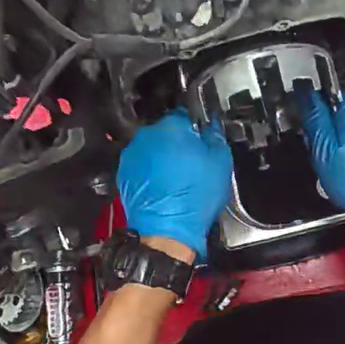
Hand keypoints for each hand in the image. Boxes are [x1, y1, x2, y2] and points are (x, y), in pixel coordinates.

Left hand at [116, 109, 233, 259]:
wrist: (168, 230)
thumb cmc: (194, 199)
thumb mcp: (220, 163)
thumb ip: (216, 137)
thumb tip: (212, 125)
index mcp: (172, 127)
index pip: (185, 113)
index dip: (197, 126)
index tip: (203, 137)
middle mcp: (147, 136)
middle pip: (167, 130)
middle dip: (179, 141)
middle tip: (194, 161)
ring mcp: (132, 154)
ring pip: (153, 146)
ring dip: (164, 155)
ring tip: (180, 176)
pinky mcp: (124, 172)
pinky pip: (142, 164)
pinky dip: (152, 170)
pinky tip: (166, 185)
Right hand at [296, 91, 344, 267]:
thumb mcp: (323, 149)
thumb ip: (314, 116)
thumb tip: (304, 91)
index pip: (329, 93)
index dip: (314, 110)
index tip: (308, 126)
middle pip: (341, 107)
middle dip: (328, 124)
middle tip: (320, 147)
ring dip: (341, 135)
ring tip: (335, 158)